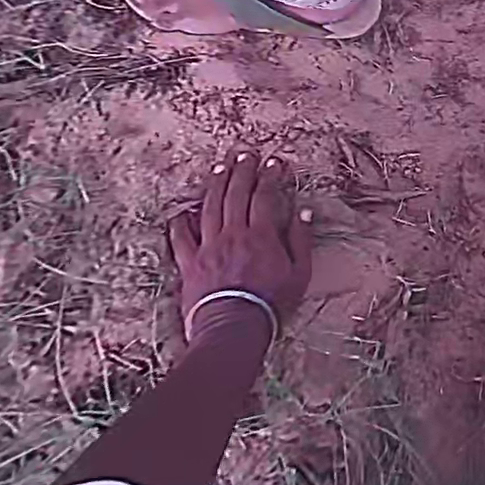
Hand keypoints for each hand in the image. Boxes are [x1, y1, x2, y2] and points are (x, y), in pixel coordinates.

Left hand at [168, 149, 313, 348]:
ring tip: (220, 168)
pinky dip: (180, 223)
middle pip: (236, 195)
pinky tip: (182, 211)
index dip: (270, 176)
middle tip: (246, 154)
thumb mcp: (299, 272)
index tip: (274, 162)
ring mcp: (208, 248)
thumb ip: (301, 239)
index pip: (265, 196)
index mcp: (261, 235)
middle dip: (242, 171)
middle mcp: (233, 234)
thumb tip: (303, 211)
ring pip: (210, 208)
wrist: (233, 330)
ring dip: (216, 185)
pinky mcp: (189, 264)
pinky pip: (181, 239)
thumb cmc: (271, 303)